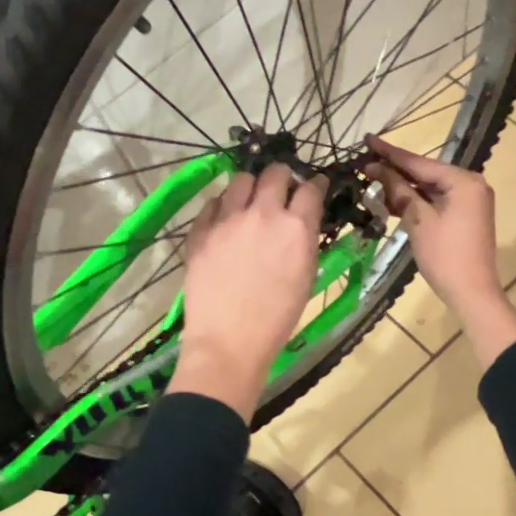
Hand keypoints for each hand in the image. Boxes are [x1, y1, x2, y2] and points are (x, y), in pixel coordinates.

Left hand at [166, 164, 326, 421]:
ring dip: (251, 186)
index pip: (311, 188)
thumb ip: (304, 240)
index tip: (313, 188)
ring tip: (251, 201)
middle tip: (282, 191)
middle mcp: (262, 214)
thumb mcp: (306, 277)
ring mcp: (227, 219)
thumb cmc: (277, 319)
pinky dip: (223, 205)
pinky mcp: (201, 231)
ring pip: (241, 179)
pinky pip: (213, 202)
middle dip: (283, 178)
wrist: (229, 342)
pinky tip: (226, 219)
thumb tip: (302, 221)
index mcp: (296, 228)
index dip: (315, 185)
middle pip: (275, 173)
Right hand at [365, 135, 515, 364]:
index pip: (419, 162)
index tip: (368, 139)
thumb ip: (399, 190)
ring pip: (430, 188)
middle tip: (365, 164)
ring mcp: (470, 201)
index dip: (390, 152)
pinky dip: (417, 201)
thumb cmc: (445, 256)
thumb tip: (376, 169)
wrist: (472, 292)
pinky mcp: (465, 216)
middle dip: (395, 171)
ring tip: (372, 182)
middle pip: (426, 172)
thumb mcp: (419, 221)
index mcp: (463, 181)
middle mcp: (470, 184)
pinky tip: (392, 201)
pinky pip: (437, 201)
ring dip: (404, 188)